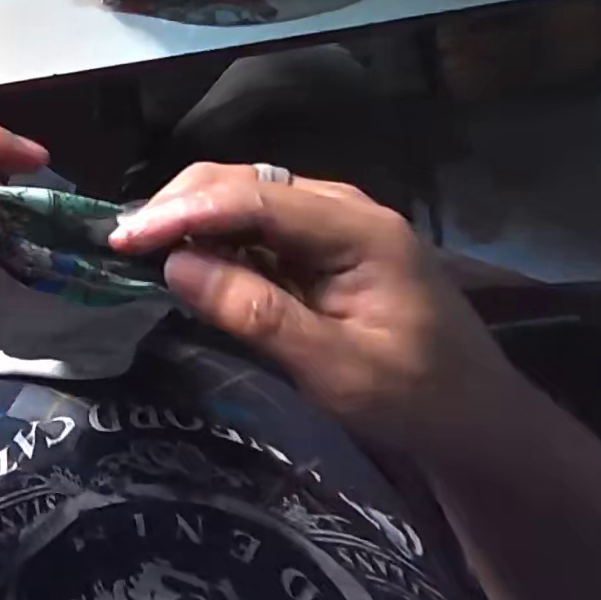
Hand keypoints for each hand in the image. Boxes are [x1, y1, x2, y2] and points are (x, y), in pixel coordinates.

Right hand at [108, 163, 526, 459]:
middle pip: (240, 182)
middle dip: (176, 206)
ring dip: (187, 216)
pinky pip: (248, 221)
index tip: (126, 239)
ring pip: (238, 194)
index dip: (183, 213)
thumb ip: (255, 314)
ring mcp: (325, 217)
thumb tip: (175, 265)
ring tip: (142, 248)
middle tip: (125, 244)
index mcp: (356, 229)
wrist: (476, 418)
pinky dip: (208, 234)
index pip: (253, 199)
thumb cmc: (415, 398)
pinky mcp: (312, 237)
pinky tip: (184, 255)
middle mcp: (338, 206)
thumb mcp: (335, 370)